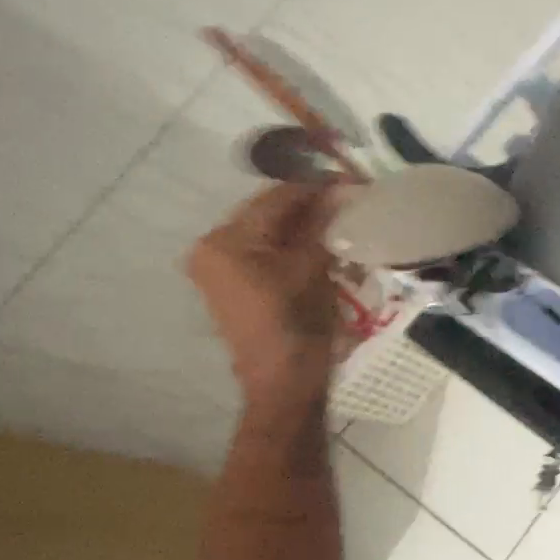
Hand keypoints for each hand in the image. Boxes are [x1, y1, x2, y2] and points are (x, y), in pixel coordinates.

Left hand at [189, 181, 341, 402]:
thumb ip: (322, 224)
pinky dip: (290, 244)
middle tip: (346, 198)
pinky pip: (262, 250)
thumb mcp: (314, 269)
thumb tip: (340, 187)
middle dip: (306, 205)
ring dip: (301, 225)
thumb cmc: (298, 325)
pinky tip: (319, 244)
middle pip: (266, 213)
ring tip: (338, 220)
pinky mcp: (230, 284)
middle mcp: (210, 247)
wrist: (284, 382)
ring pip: (266, 231)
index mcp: (226, 241)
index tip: (348, 177)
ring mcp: (216, 267)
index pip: (274, 199)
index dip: (313, 186)